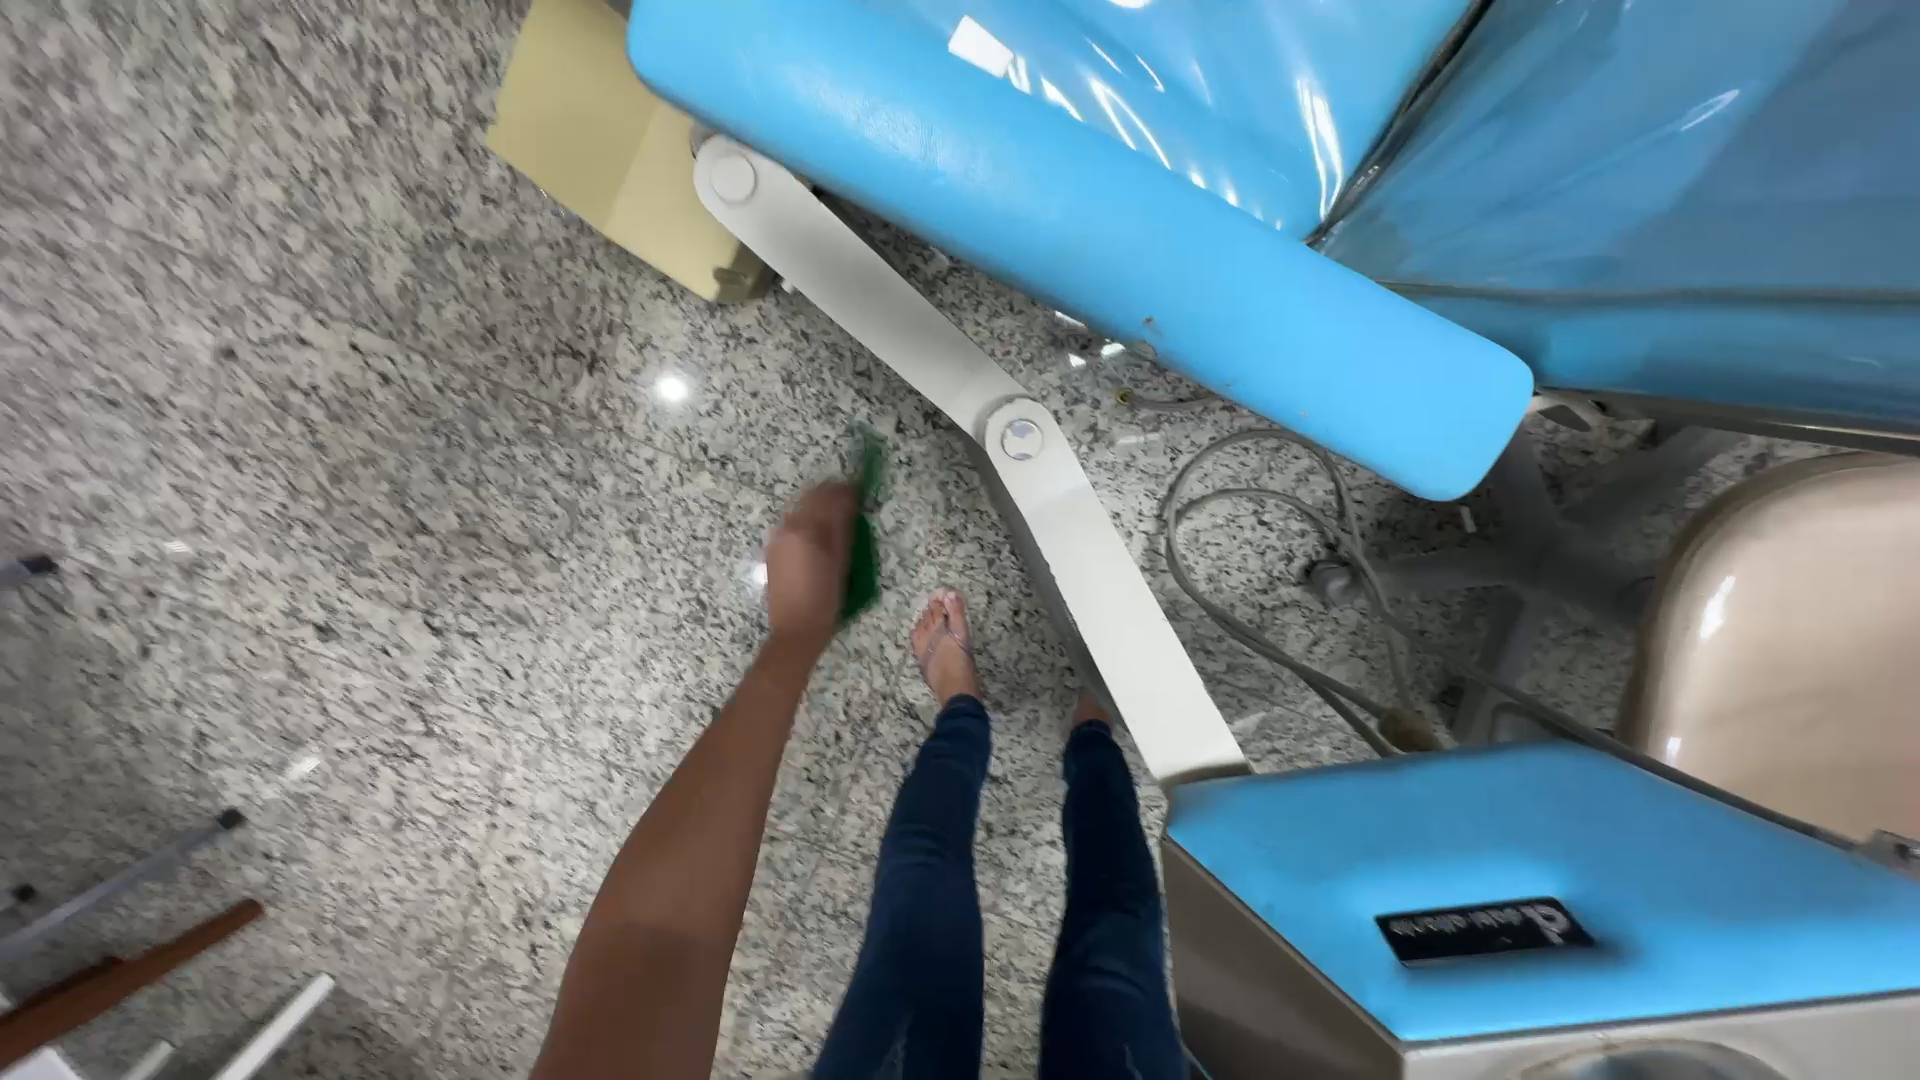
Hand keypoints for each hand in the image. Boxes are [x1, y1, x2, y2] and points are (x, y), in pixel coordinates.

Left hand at [764, 481, 857, 651]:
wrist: (796, 627)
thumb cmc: (826, 599)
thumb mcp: (842, 562)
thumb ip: (843, 528)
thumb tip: (850, 503)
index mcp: (808, 529)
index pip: (829, 497)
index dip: (847, 491)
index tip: (860, 491)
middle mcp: (789, 526)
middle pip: (812, 496)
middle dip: (832, 494)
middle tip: (851, 500)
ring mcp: (778, 536)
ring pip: (801, 507)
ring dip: (819, 505)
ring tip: (837, 515)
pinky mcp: (774, 547)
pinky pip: (792, 521)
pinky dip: (807, 518)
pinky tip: (819, 531)